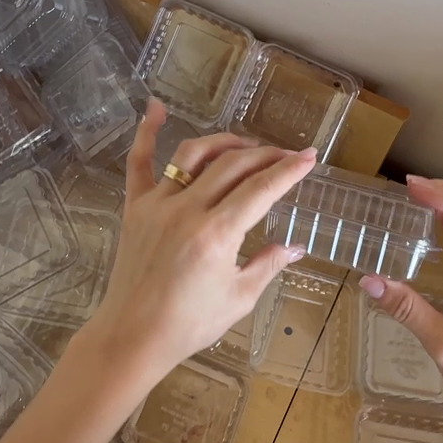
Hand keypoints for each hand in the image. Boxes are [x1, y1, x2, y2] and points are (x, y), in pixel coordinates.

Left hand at [80, 100, 316, 378]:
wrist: (133, 336)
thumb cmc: (189, 324)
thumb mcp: (239, 298)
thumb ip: (267, 265)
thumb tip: (295, 247)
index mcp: (216, 234)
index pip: (261, 189)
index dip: (288, 170)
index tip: (309, 156)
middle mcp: (187, 209)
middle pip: (233, 165)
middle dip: (266, 155)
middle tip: (286, 156)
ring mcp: (157, 204)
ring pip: (194, 155)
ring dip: (224, 143)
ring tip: (246, 147)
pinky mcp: (135, 207)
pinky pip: (139, 163)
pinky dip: (146, 132)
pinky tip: (156, 107)